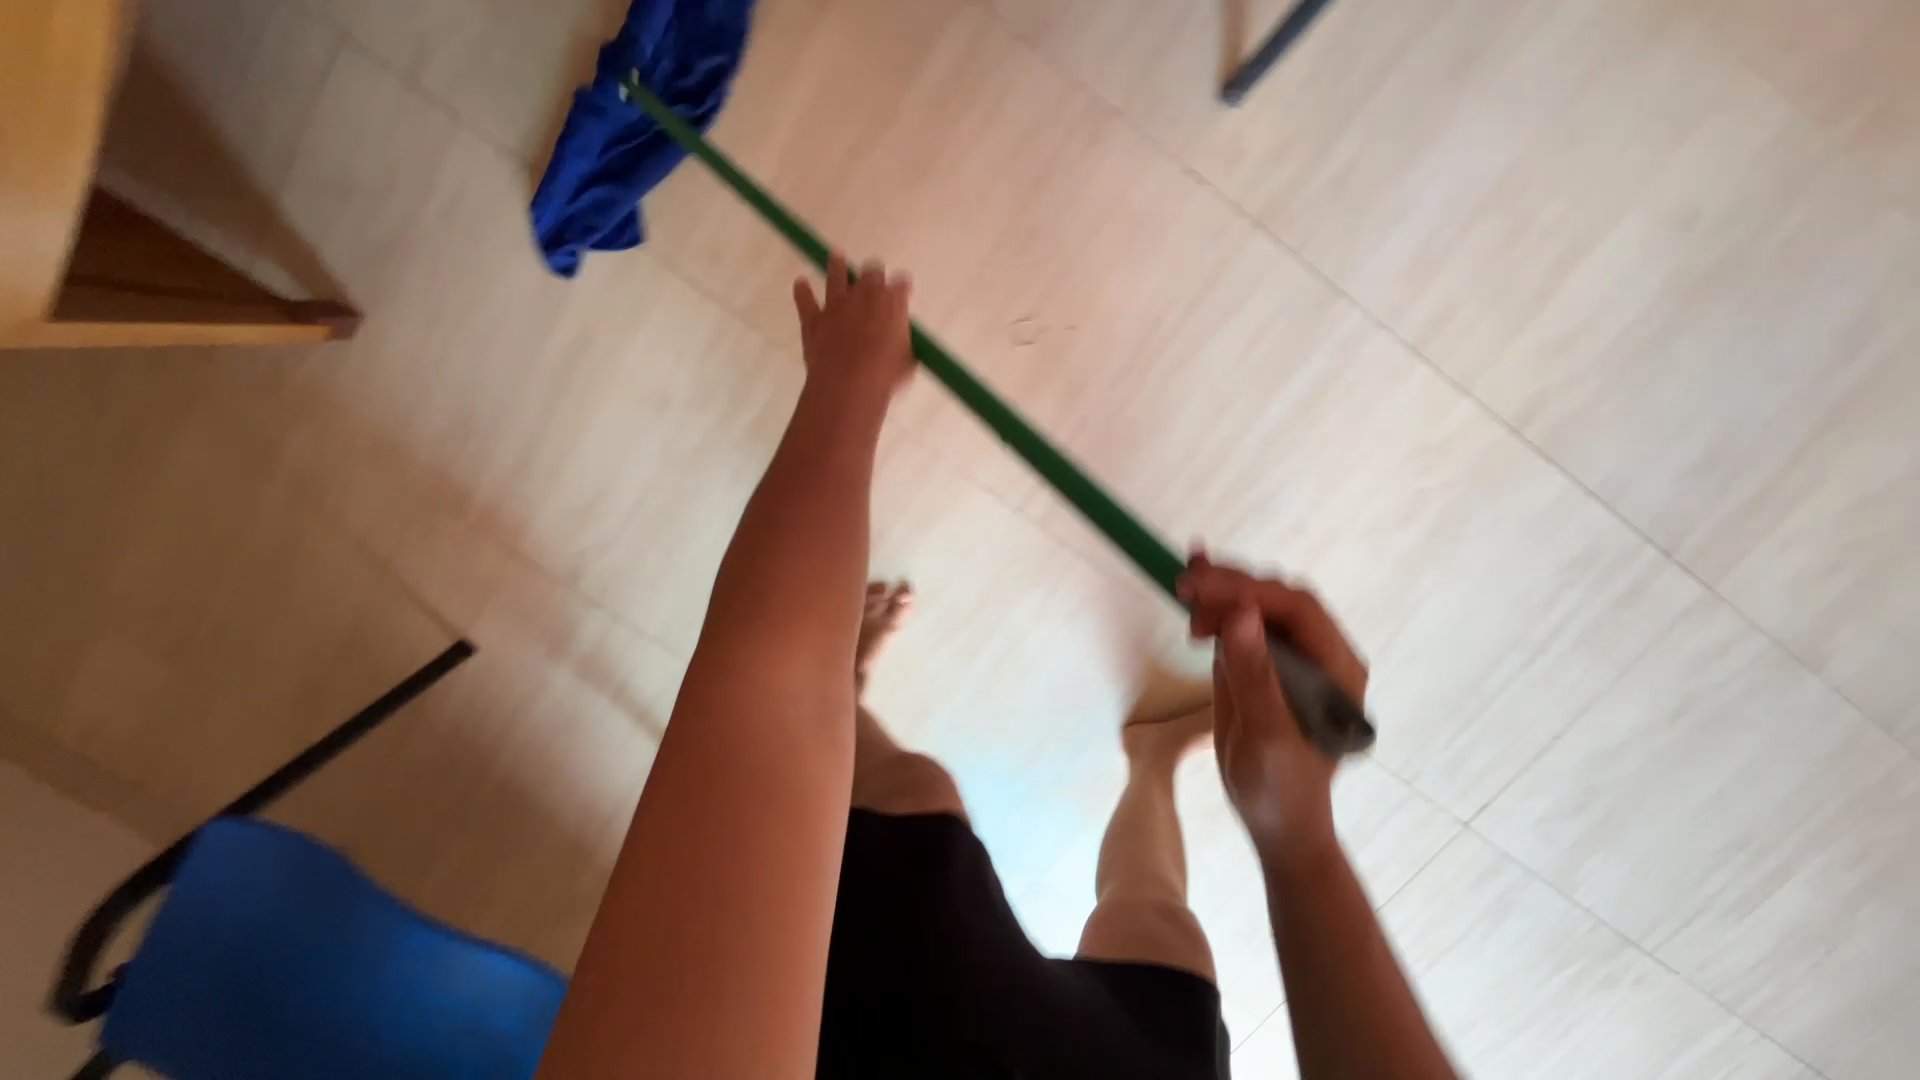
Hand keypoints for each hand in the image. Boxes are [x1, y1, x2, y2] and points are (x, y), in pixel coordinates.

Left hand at [793, 252, 915, 406]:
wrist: (846, 384)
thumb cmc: (884, 376)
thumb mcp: (907, 361)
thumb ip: (904, 344)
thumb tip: (902, 344)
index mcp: (892, 303)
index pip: (901, 284)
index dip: (902, 287)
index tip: (903, 290)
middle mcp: (864, 295)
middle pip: (871, 272)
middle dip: (874, 273)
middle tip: (874, 275)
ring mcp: (836, 305)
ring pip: (836, 275)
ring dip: (837, 265)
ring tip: (837, 256)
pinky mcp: (813, 318)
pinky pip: (805, 299)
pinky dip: (802, 291)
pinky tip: (800, 283)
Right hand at [1178, 552, 1368, 861]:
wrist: (1276, 821)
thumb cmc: (1279, 786)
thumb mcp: (1266, 735)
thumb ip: (1255, 674)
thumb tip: (1241, 614)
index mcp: (1335, 667)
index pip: (1295, 608)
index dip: (1247, 590)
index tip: (1199, 587)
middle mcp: (1320, 653)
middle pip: (1276, 598)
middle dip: (1231, 586)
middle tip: (1185, 586)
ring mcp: (1291, 657)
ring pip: (1259, 604)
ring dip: (1222, 590)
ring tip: (1184, 588)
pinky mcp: (1264, 664)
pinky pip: (1242, 624)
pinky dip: (1217, 605)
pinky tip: (1192, 593)